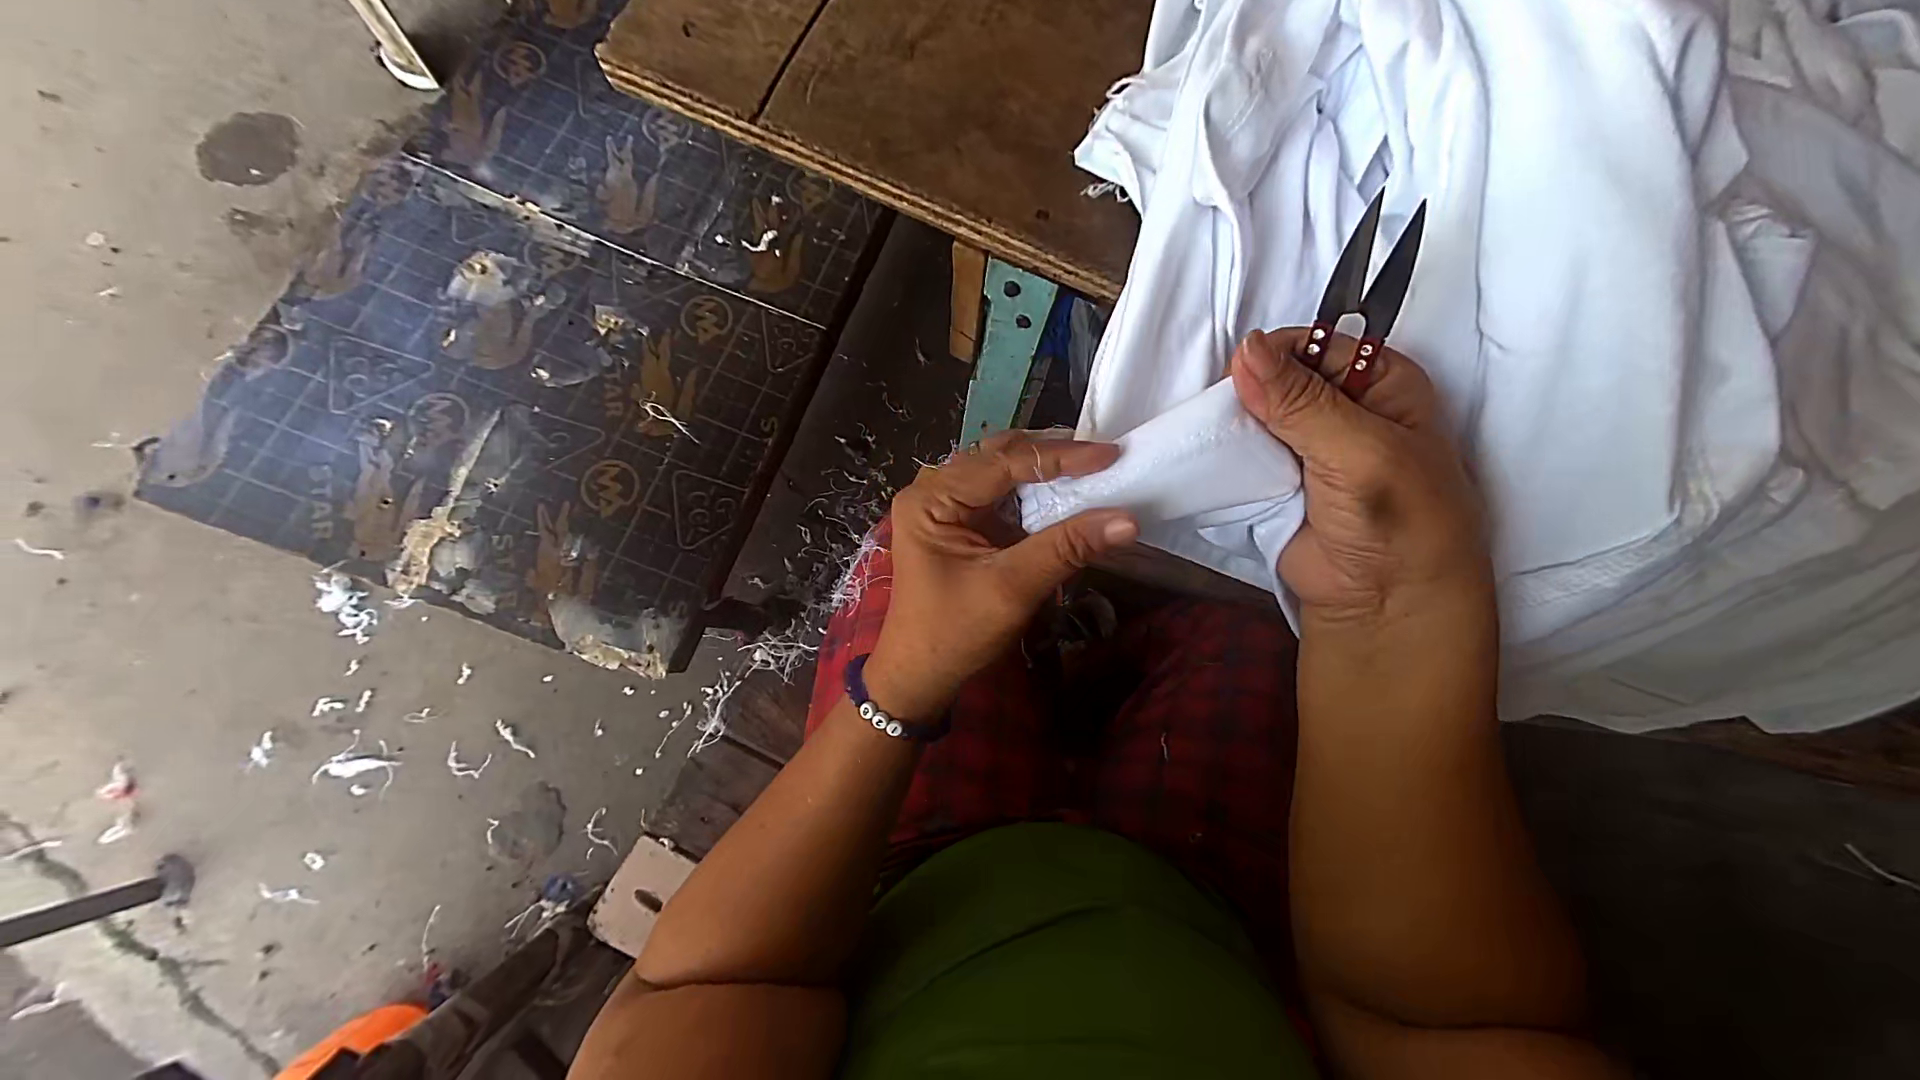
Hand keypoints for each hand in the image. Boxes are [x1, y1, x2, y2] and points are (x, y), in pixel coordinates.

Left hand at [863, 432, 1138, 718]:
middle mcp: (932, 492)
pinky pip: (999, 494)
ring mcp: (944, 506)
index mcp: (931, 500)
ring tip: (1090, 468)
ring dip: (1043, 470)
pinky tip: (1063, 494)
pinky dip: (1033, 492)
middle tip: (1102, 456)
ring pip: (999, 470)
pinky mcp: (959, 523)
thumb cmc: (955, 633)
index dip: (1059, 457)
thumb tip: (1127, 520)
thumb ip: (1066, 548)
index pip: (1001, 462)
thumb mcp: (1012, 589)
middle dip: (1050, 455)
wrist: (921, 673)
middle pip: (997, 456)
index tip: (1110, 455)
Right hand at [1230, 328, 1490, 625]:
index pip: (1314, 345)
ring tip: (1206, 436)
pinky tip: (1203, 454)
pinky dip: (1220, 452)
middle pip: (1275, 377)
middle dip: (1245, 390)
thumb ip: (1302, 402)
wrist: (1381, 603)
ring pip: (1252, 415)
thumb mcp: (1359, 451)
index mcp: (1378, 383)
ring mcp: (1301, 446)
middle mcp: (1338, 407)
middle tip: (1221, 415)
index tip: (1241, 379)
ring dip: (1228, 424)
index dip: (1275, 354)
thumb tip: (1246, 349)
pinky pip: (1238, 453)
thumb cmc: (1399, 521)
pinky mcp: (1270, 480)